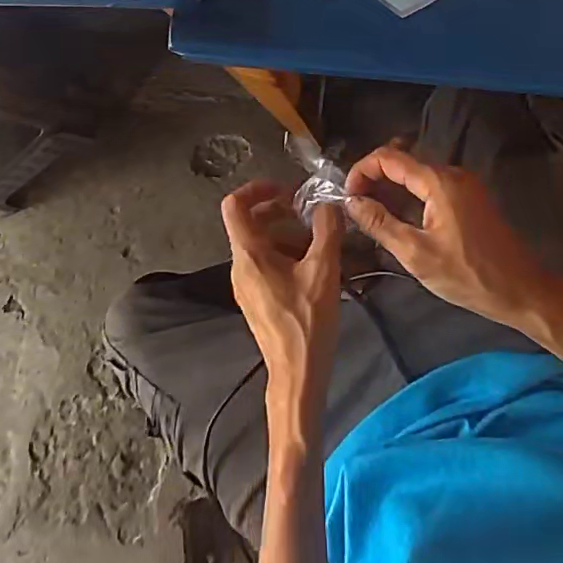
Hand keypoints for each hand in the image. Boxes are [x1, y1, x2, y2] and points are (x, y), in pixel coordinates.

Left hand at [221, 179, 342, 408]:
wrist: (297, 374)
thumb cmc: (307, 321)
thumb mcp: (324, 270)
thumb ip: (327, 230)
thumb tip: (327, 205)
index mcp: (249, 253)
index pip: (234, 204)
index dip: (257, 188)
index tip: (285, 190)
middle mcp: (239, 265)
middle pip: (249, 222)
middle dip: (278, 211)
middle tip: (307, 212)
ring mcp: (245, 284)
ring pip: (259, 244)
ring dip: (285, 233)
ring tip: (317, 240)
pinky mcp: (256, 298)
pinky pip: (264, 263)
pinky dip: (284, 254)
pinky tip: (312, 266)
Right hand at [344, 146, 557, 327]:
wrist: (524, 293)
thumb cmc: (469, 275)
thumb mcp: (416, 254)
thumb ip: (380, 224)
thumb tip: (351, 202)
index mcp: (438, 181)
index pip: (388, 158)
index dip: (361, 171)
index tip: (347, 196)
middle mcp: (452, 173)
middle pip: (402, 161)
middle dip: (373, 178)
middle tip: (356, 206)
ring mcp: (463, 184)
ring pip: (416, 173)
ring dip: (390, 187)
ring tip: (371, 213)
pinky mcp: (469, 198)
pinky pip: (430, 185)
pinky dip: (409, 194)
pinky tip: (398, 217)